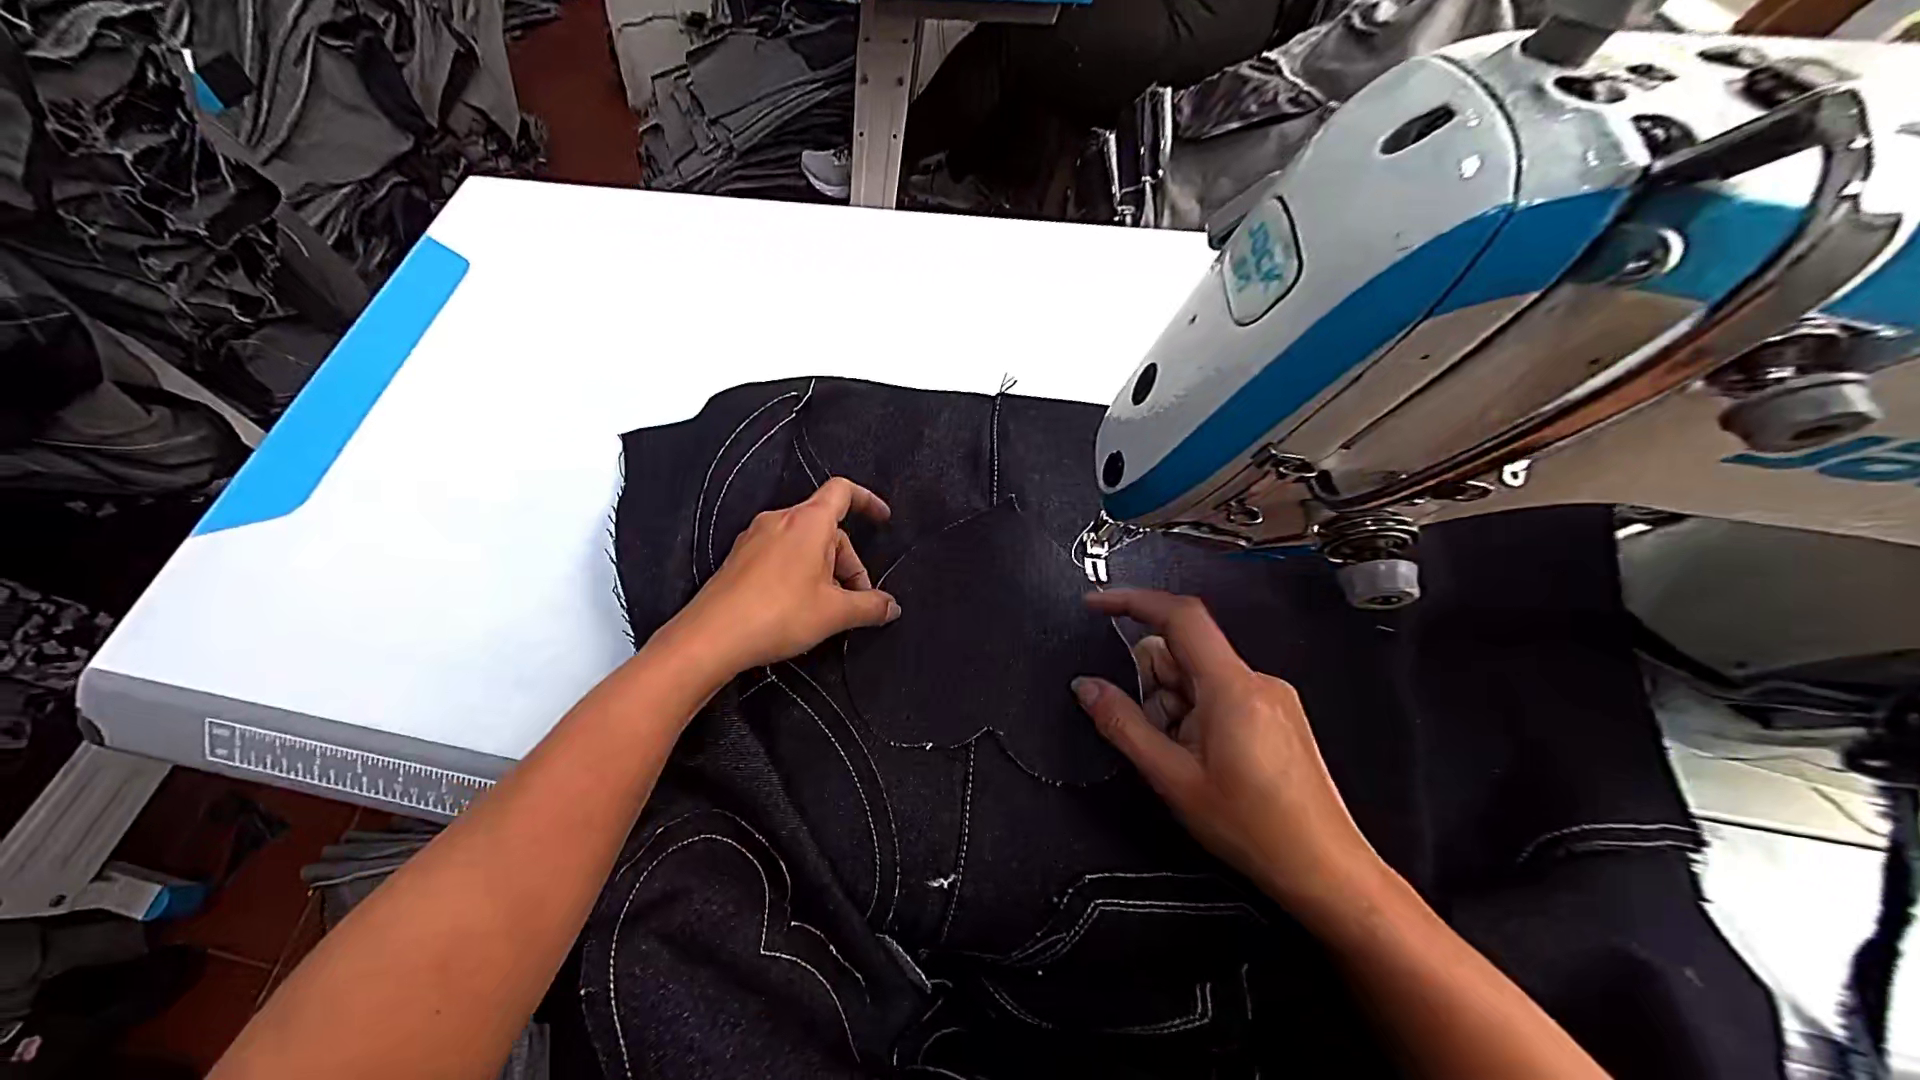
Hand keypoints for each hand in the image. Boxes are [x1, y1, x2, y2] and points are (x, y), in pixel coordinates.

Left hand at [659, 477, 900, 678]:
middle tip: (856, 598)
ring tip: (827, 608)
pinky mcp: (742, 558)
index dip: (868, 501)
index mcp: (808, 522)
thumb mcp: (835, 613)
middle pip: (827, 529)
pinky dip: (799, 573)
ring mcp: (757, 538)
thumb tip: (890, 606)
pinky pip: (781, 555)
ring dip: (824, 570)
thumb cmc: (773, 615)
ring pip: (804, 544)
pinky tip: (799, 607)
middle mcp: (780, 520)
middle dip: (848, 562)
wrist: (711, 637)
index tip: (882, 517)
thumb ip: (870, 606)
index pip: (843, 492)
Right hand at [1071, 589, 1383, 920]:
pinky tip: (1203, 758)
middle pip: (1181, 653)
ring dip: (1174, 708)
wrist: (1323, 868)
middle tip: (1155, 735)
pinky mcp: (1274, 712)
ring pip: (1196, 676)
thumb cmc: (1259, 829)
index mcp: (1231, 687)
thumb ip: (1122, 724)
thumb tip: (1088, 689)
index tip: (1100, 605)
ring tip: (1185, 759)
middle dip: (1152, 685)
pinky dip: (1196, 716)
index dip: (1132, 601)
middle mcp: (1256, 681)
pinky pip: (1218, 693)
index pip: (1178, 616)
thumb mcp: (1172, 777)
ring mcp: (1269, 696)